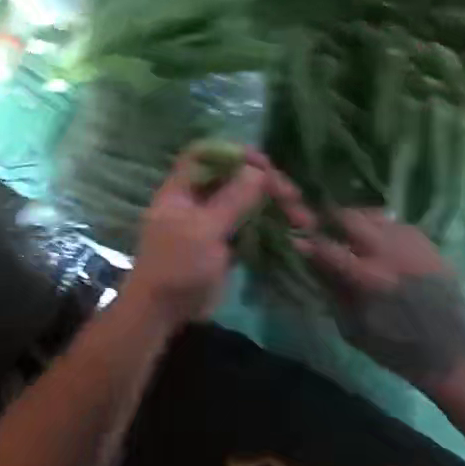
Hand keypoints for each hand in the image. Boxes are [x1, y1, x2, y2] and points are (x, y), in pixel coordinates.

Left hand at [122, 149, 287, 327]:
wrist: (161, 313)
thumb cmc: (176, 265)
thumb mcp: (204, 229)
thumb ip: (232, 199)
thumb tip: (258, 170)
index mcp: (182, 189)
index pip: (207, 155)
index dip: (235, 152)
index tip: (266, 164)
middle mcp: (196, 200)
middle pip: (233, 178)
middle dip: (265, 184)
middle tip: (294, 198)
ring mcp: (210, 223)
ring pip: (245, 204)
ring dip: (274, 208)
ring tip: (303, 221)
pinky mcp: (223, 246)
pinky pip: (250, 228)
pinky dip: (270, 229)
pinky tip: (294, 236)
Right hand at [295, 209, 464, 388]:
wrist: (453, 358)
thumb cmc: (396, 349)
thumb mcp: (352, 327)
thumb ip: (333, 290)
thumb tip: (314, 263)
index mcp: (367, 277)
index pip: (326, 247)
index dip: (308, 241)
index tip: (297, 239)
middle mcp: (389, 254)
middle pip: (351, 218)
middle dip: (331, 218)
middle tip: (322, 225)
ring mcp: (413, 247)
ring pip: (377, 216)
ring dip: (359, 220)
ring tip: (352, 231)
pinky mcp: (431, 249)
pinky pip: (401, 226)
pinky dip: (385, 228)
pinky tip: (382, 240)